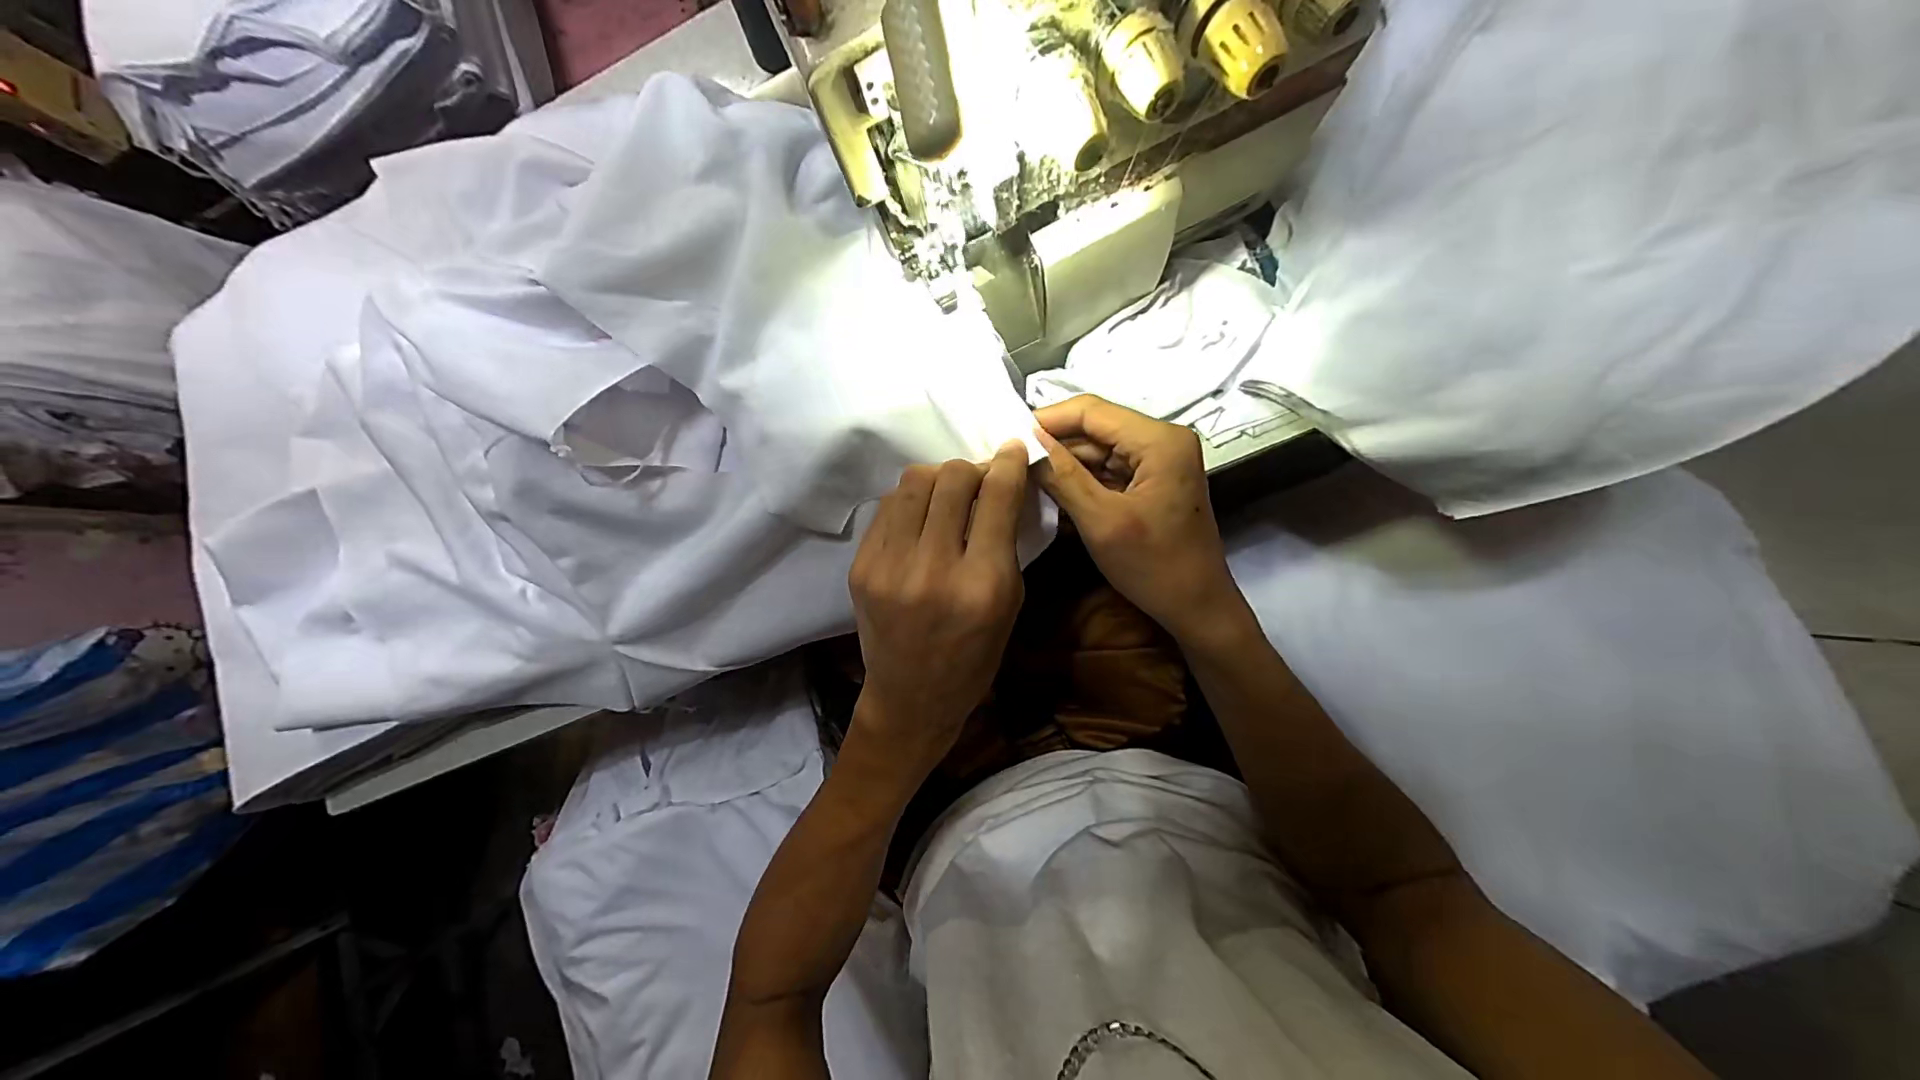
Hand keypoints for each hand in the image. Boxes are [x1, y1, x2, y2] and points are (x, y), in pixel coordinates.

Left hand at [847, 442, 1029, 774]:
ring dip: (938, 478)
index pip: (996, 498)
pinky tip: (920, 519)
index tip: (1012, 449)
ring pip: (914, 482)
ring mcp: (889, 566)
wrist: (911, 697)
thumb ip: (1006, 542)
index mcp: (982, 585)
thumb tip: (1001, 484)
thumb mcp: (1009, 604)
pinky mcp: (861, 567)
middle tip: (979, 479)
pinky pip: (888, 507)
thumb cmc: (974, 658)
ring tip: (947, 495)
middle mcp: (933, 569)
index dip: (1008, 464)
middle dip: (972, 469)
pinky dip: (911, 502)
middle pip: (952, 479)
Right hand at [1033, 394, 1252, 648]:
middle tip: (1010, 460)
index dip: (1047, 419)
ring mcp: (1159, 461)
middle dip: (1053, 443)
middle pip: (1095, 428)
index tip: (1007, 435)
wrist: (1198, 608)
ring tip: (1022, 476)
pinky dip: (1081, 480)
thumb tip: (1026, 441)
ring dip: (1064, 463)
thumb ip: (1062, 476)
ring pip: (1099, 450)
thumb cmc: (1154, 567)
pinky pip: (1109, 470)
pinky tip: (1050, 491)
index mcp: (1159, 440)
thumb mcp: (1101, 521)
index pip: (1092, 411)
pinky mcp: (1152, 481)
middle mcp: (1163, 440)